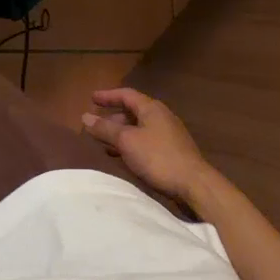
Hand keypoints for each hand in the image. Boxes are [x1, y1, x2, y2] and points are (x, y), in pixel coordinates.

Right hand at [82, 88, 214, 202]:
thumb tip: (85, 117)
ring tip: (105, 143)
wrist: (194, 185)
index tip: (91, 98)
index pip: (126, 94)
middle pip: (133, 111)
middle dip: (113, 118)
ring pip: (139, 128)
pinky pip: (146, 141)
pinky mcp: (173, 152)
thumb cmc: (158, 157)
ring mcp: (169, 135)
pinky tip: (124, 157)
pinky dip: (132, 145)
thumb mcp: (127, 141)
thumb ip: (105, 129)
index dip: (108, 96)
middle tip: (96, 125)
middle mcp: (161, 117)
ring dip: (122, 133)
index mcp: (152, 108)